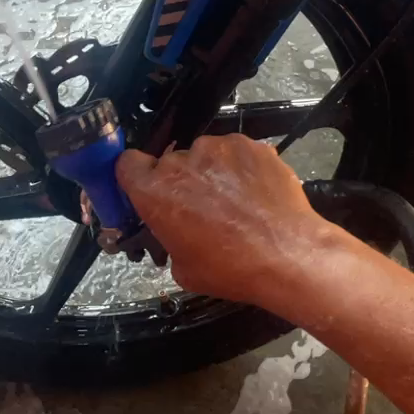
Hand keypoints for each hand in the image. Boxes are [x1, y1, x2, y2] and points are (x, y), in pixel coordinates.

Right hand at [116, 133, 344, 307]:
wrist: (287, 255)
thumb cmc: (233, 267)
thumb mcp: (183, 268)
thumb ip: (168, 237)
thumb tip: (175, 231)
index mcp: (155, 192)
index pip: (126, 164)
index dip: (136, 175)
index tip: (147, 187)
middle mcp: (182, 162)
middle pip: (171, 162)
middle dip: (182, 182)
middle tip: (201, 208)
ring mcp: (218, 148)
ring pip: (205, 155)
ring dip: (213, 173)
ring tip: (235, 202)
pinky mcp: (249, 144)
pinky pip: (235, 152)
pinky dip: (241, 168)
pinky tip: (253, 193)